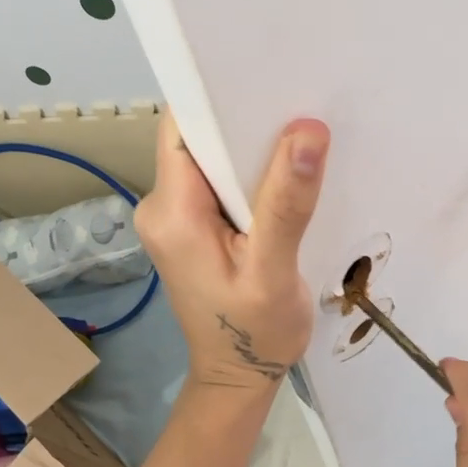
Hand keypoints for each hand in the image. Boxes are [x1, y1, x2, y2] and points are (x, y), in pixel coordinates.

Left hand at [134, 111, 330, 393]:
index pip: (185, 125)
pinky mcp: (189, 232)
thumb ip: (285, 204)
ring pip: (211, 162)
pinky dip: (248, 183)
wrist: (238, 379)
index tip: (274, 87)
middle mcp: (160, 208)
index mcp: (172, 212)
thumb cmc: (255, 335)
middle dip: (246, 127)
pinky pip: (217, 187)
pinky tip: (282, 186)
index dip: (224, 99)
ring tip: (298, 151)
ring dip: (251, 156)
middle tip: (301, 120)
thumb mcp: (274, 273)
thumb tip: (307, 131)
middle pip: (199, 139)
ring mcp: (173, 221)